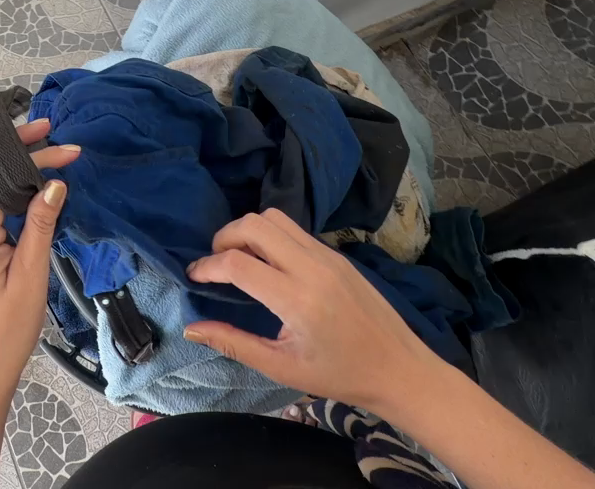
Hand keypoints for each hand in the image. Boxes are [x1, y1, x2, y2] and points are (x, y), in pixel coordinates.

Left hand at [0, 118, 79, 392]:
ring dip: (0, 159)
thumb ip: (41, 225)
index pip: (5, 176)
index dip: (38, 158)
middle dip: (13, 145)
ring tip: (33, 145)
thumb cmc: (7, 329)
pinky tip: (17, 181)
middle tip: (46, 130)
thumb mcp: (32, 275)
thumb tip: (54, 182)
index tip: (71, 151)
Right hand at [182, 208, 439, 412]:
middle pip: (253, 225)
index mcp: (298, 300)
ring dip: (247, 231)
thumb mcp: (283, 368)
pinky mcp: (335, 253)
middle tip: (216, 264)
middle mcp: (311, 267)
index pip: (238, 263)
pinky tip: (268, 263)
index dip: (207, 266)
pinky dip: (269, 235)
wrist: (403, 371)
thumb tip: (191, 328)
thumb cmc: (341, 376)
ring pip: (272, 217)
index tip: (194, 276)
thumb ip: (234, 343)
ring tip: (240, 259)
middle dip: (224, 238)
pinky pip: (292, 229)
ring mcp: (326, 255)